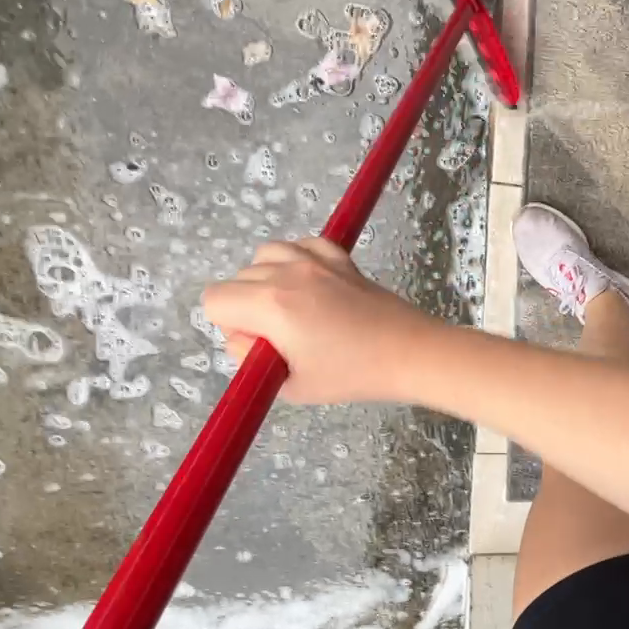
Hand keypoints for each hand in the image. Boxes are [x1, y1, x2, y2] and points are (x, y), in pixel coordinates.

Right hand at [202, 238, 434, 403]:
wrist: (414, 353)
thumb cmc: (356, 374)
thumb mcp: (292, 385)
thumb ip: (252, 361)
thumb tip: (245, 340)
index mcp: (271, 304)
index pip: (214, 301)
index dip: (231, 328)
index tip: (264, 348)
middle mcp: (289, 272)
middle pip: (238, 279)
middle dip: (249, 309)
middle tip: (287, 339)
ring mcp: (317, 260)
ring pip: (265, 255)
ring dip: (268, 280)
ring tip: (297, 311)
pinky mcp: (343, 260)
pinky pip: (304, 244)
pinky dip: (299, 259)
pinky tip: (314, 285)